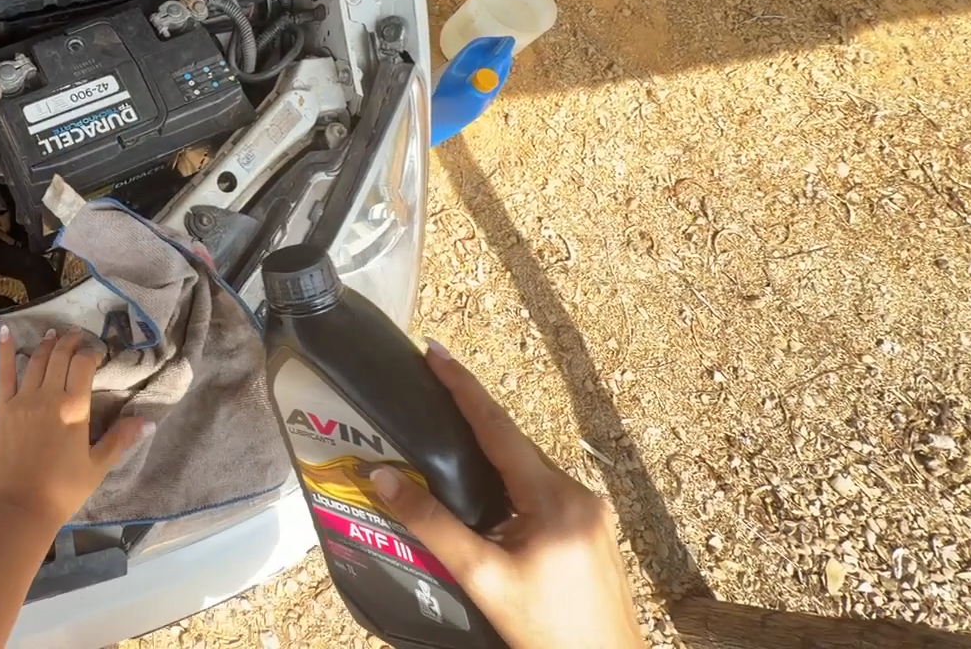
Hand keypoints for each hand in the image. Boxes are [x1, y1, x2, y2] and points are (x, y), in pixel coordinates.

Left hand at [0, 325, 152, 528]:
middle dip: (71, 342)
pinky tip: (3, 330)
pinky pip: (4, 372)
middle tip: (78, 336)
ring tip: (55, 334)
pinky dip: (4, 349)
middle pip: (60, 356)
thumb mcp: (97, 467)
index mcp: (74, 408)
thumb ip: (120, 439)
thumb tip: (148, 420)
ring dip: (48, 344)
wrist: (19, 507)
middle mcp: (48, 395)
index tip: (98, 353)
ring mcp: (23, 398)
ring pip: (36, 360)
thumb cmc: (62, 490)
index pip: (84, 365)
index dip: (91, 353)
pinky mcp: (3, 406)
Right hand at [370, 341, 643, 648]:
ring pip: (525, 463)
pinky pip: (537, 484)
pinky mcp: (589, 530)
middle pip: (512, 440)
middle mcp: (577, 495)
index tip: (433, 350)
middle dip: (470, 409)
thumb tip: (381, 476)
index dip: (462, 386)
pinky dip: (505, 470)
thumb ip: (432, 524)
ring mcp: (589, 513)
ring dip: (487, 442)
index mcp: (553, 499)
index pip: (497, 426)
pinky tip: (483, 480)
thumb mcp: (483, 578)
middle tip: (430, 381)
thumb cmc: (548, 632)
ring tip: (447, 426)